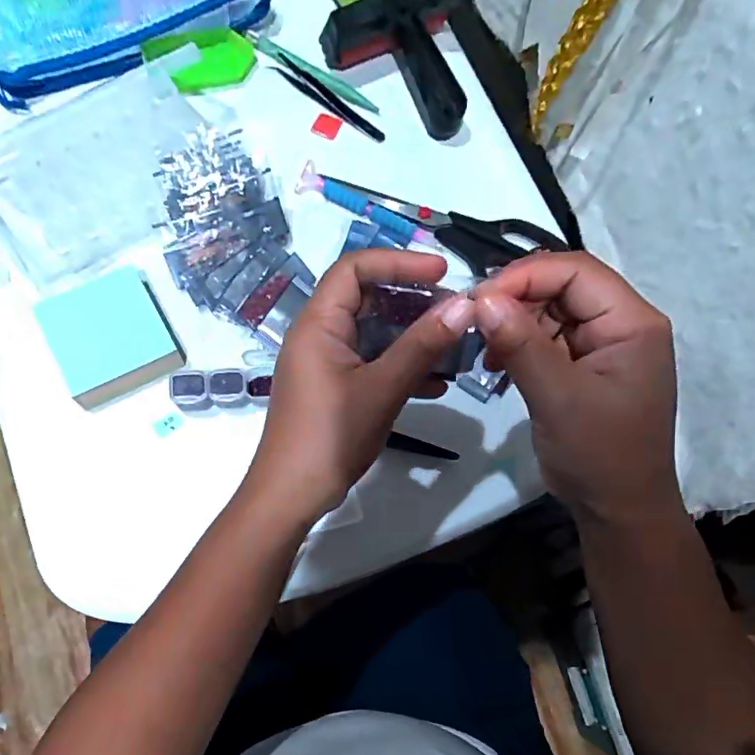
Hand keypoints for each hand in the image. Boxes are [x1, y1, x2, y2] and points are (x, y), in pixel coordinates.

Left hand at [244, 250, 475, 523]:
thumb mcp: (382, 388)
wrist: (290, 493)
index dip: (398, 261)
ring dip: (411, 339)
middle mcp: (316, 336)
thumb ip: (422, 346)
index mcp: (318, 325)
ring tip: (454, 350)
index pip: (354, 268)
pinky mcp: (330, 389)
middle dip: (413, 303)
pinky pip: (368, 364)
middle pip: (366, 299)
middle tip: (455, 314)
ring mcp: (322, 364)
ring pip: (371, 335)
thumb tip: (464, 306)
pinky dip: (398, 367)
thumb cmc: (330, 436)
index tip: (442, 272)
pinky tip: (435, 385)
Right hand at [472, 251, 680, 523]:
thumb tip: (482, 299)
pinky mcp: (581, 367)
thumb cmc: (598, 454)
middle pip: (563, 286)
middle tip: (472, 319)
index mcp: (631, 323)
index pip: (577, 272)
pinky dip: (517, 344)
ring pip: (550, 311)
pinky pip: (546, 339)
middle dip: (515, 297)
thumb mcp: (558, 399)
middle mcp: (620, 325)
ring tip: (483, 347)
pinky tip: (495, 363)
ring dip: (512, 321)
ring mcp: (601, 347)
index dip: (525, 276)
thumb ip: (522, 345)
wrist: (616, 508)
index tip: (478, 299)